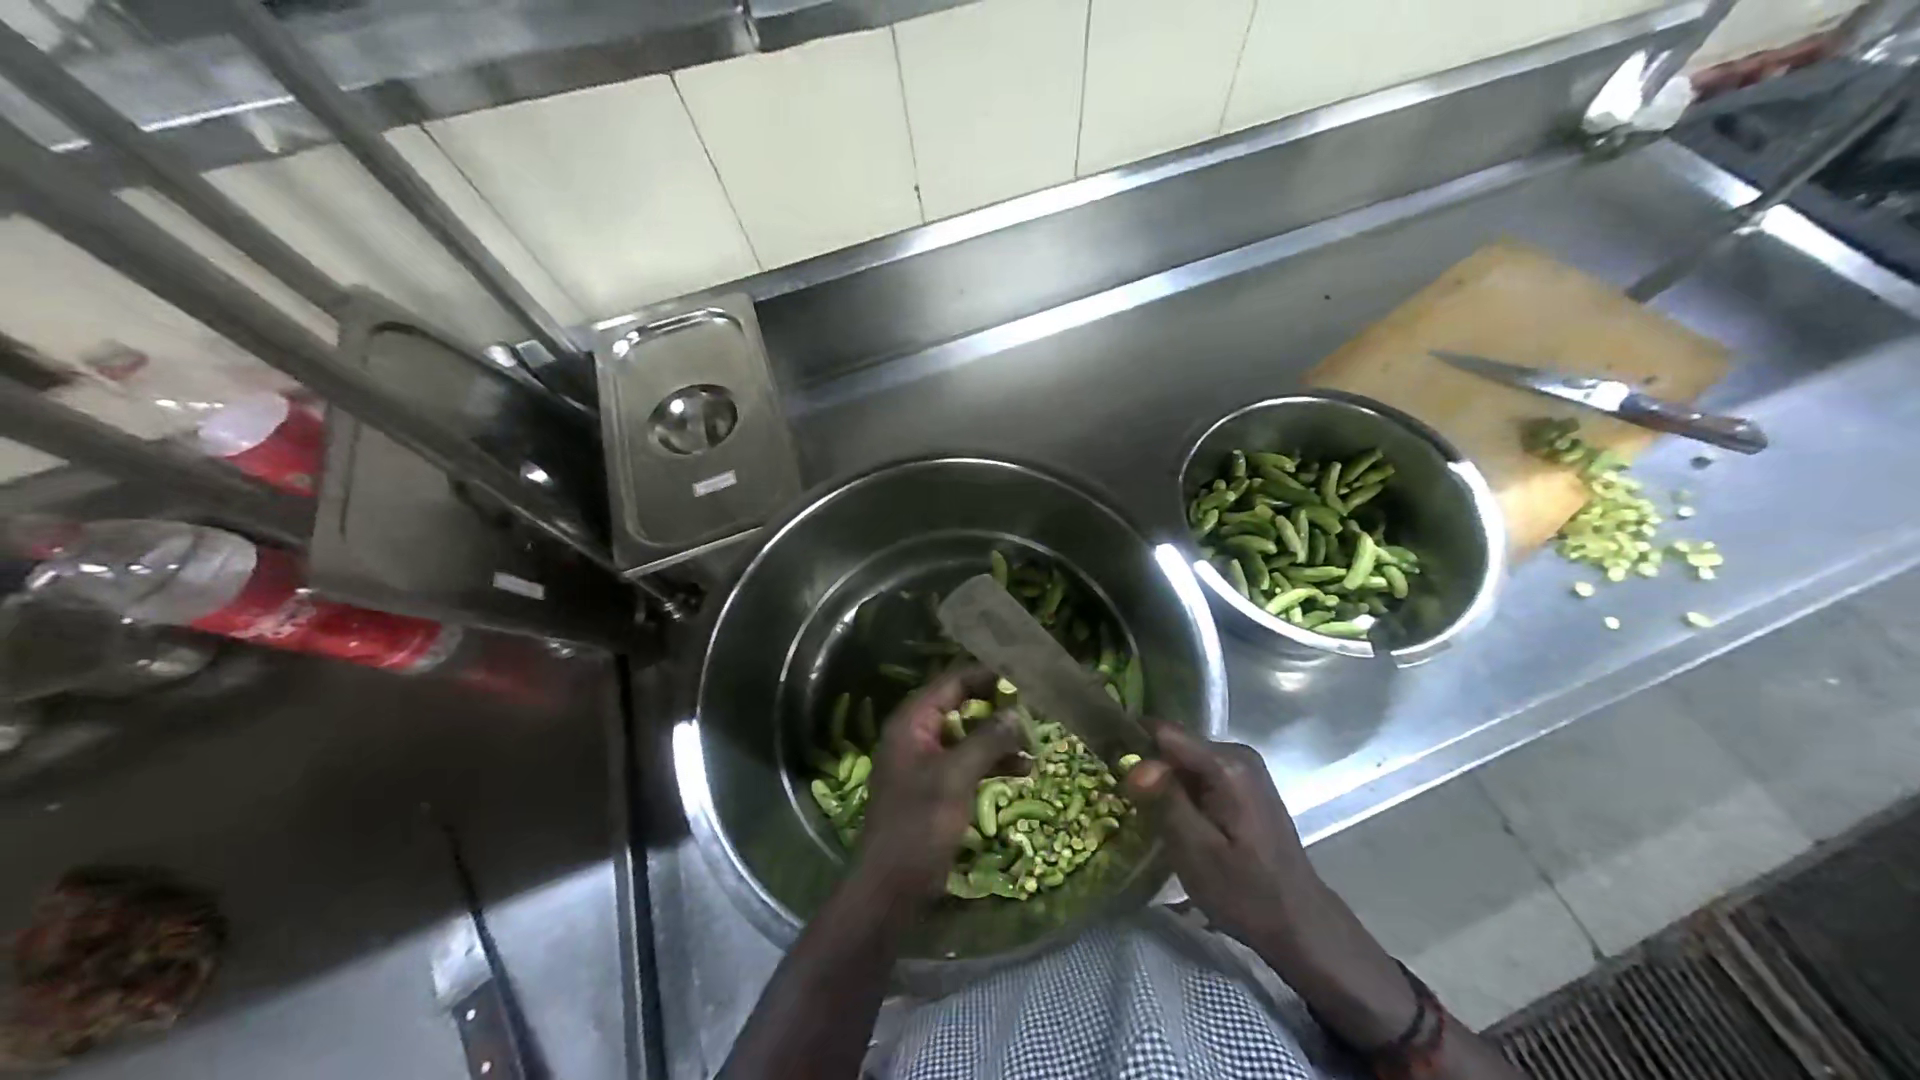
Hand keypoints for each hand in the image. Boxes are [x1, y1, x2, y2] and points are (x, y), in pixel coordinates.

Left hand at [851, 667, 1021, 909]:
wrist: (892, 884)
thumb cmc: (919, 823)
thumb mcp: (956, 777)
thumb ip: (987, 740)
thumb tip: (1017, 712)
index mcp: (912, 721)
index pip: (952, 682)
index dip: (987, 675)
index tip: (1023, 676)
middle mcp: (918, 733)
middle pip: (962, 705)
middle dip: (998, 707)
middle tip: (1035, 708)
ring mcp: (927, 760)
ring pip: (969, 734)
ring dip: (1000, 737)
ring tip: (1035, 743)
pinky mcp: (938, 785)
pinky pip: (968, 761)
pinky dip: (993, 762)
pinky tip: (1024, 770)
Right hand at [1124, 722, 1325, 950]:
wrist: (1299, 923)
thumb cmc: (1246, 893)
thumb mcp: (1196, 852)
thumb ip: (1166, 801)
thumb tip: (1135, 764)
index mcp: (1227, 766)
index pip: (1164, 733)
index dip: (1133, 746)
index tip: (1108, 770)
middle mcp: (1237, 754)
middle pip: (1174, 745)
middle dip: (1147, 768)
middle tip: (1126, 803)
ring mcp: (1243, 767)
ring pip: (1183, 760)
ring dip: (1162, 782)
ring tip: (1144, 813)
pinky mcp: (1243, 783)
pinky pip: (1199, 773)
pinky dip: (1181, 791)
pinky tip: (1173, 819)